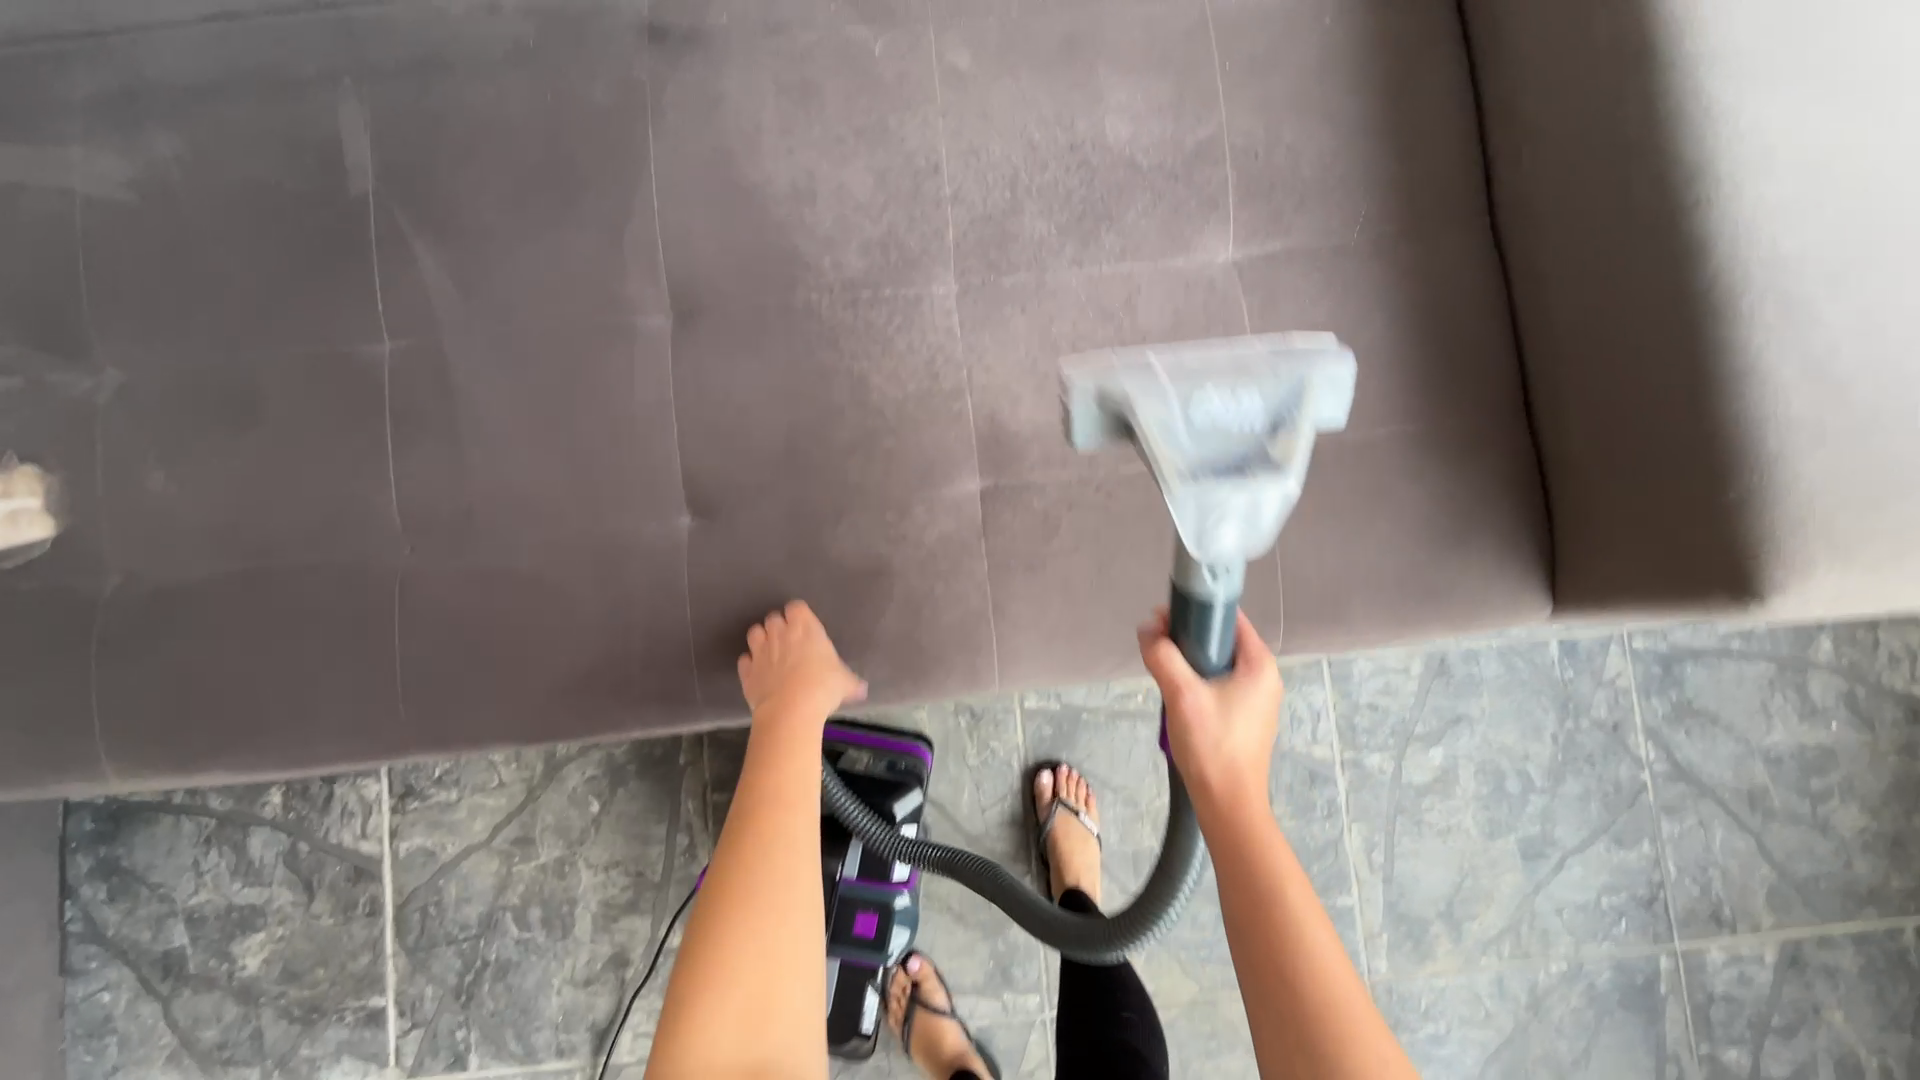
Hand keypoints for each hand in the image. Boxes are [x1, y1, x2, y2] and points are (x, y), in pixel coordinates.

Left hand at [738, 600, 867, 722]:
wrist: (790, 710)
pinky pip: (745, 660)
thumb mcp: (846, 683)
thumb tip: (861, 689)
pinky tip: (759, 673)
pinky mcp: (746, 671)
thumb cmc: (823, 688)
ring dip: (762, 640)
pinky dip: (751, 664)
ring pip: (755, 632)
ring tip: (771, 653)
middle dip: (779, 627)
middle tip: (789, 642)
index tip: (805, 627)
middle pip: (774, 617)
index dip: (799, 615)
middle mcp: (780, 633)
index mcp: (806, 628)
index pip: (797, 607)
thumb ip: (851, 682)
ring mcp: (760, 651)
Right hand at [1137, 607, 1282, 819]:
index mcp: (1259, 664)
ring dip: (1188, 662)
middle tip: (1157, 646)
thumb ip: (1162, 655)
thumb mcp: (1181, 694)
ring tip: (1163, 672)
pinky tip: (1176, 697)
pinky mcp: (1244, 718)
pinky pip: (1217, 685)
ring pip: (1216, 664)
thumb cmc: (1211, 744)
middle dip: (1187, 638)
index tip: (1164, 618)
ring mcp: (1256, 699)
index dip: (1196, 612)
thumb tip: (1146, 628)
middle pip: (1221, 640)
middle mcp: (1264, 677)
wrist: (1228, 803)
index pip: (1229, 618)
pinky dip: (1196, 683)